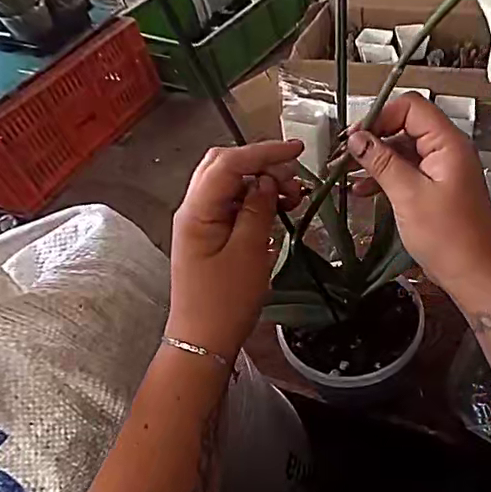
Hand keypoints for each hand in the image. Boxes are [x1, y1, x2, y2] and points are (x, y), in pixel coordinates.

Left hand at [168, 141, 305, 359]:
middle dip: (262, 163)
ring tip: (292, 196)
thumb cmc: (226, 301)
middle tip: (295, 177)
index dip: (264, 152)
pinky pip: (233, 203)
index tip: (297, 151)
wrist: (203, 340)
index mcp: (197, 211)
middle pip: (224, 166)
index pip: (228, 164)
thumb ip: (258, 210)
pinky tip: (278, 209)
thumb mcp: (250, 253)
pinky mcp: (210, 234)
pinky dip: (257, 199)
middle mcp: (193, 209)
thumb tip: (267, 182)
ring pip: (230, 183)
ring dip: (261, 182)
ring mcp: (200, 221)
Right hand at [346, 94, 490, 292]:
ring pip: (404, 150)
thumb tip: (358, 138)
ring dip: (376, 159)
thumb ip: (382, 162)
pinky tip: (363, 189)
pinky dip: (386, 176)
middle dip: (374, 138)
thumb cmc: (450, 238)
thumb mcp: (408, 195)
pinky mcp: (438, 189)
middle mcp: (449, 151)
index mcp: (448, 144)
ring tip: (346, 173)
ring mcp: (444, 170)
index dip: (380, 116)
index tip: (355, 137)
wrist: (475, 274)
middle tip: (344, 155)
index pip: (411, 107)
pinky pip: (409, 171)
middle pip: (406, 126)